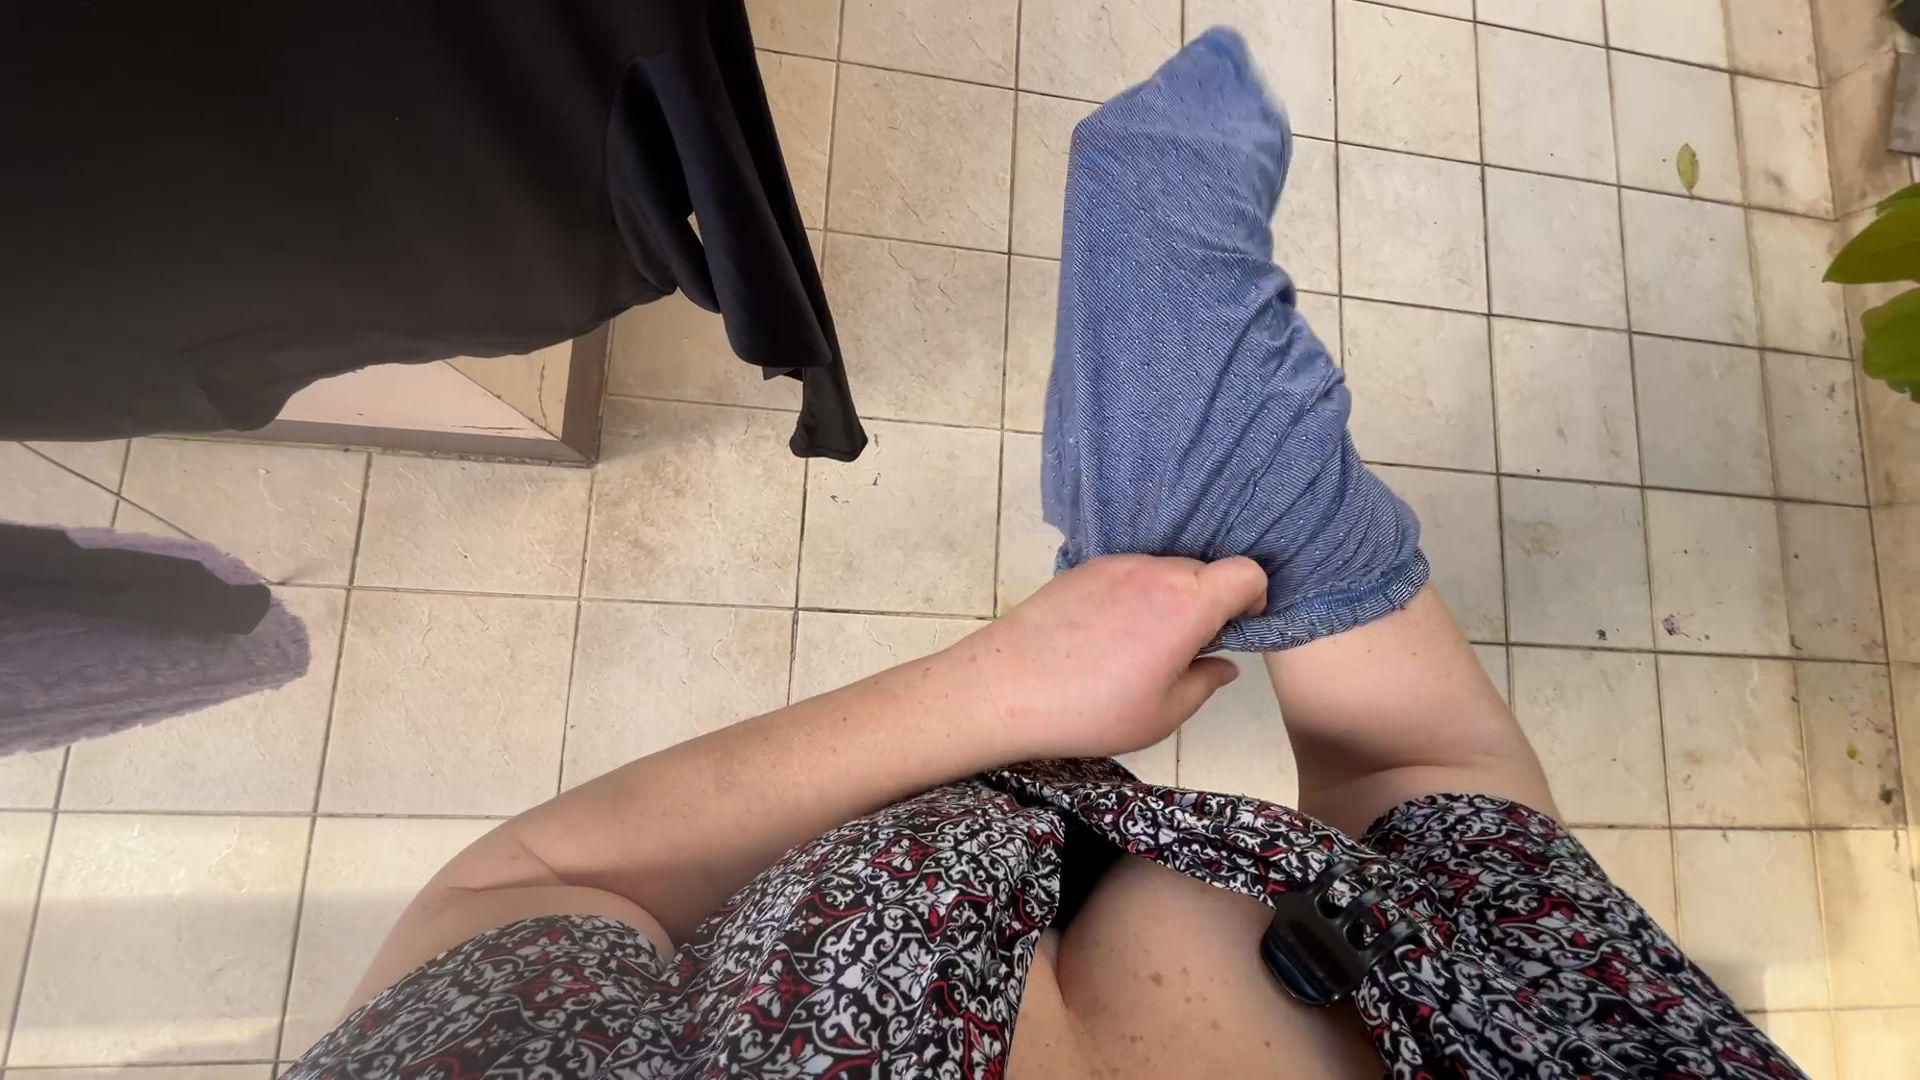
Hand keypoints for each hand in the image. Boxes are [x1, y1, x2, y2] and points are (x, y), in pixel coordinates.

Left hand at [951, 554, 1268, 761]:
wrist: (1004, 686)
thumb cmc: (1089, 709)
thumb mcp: (1161, 715)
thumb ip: (1205, 682)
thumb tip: (1223, 663)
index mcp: (1185, 604)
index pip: (1246, 572)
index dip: (1253, 598)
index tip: (1237, 628)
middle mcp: (1152, 571)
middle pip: (1203, 571)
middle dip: (1208, 603)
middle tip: (1185, 649)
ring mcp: (1113, 564)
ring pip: (1162, 571)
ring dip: (1168, 598)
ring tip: (1138, 646)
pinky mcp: (1080, 568)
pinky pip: (1126, 573)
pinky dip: (1132, 595)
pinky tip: (1105, 634)